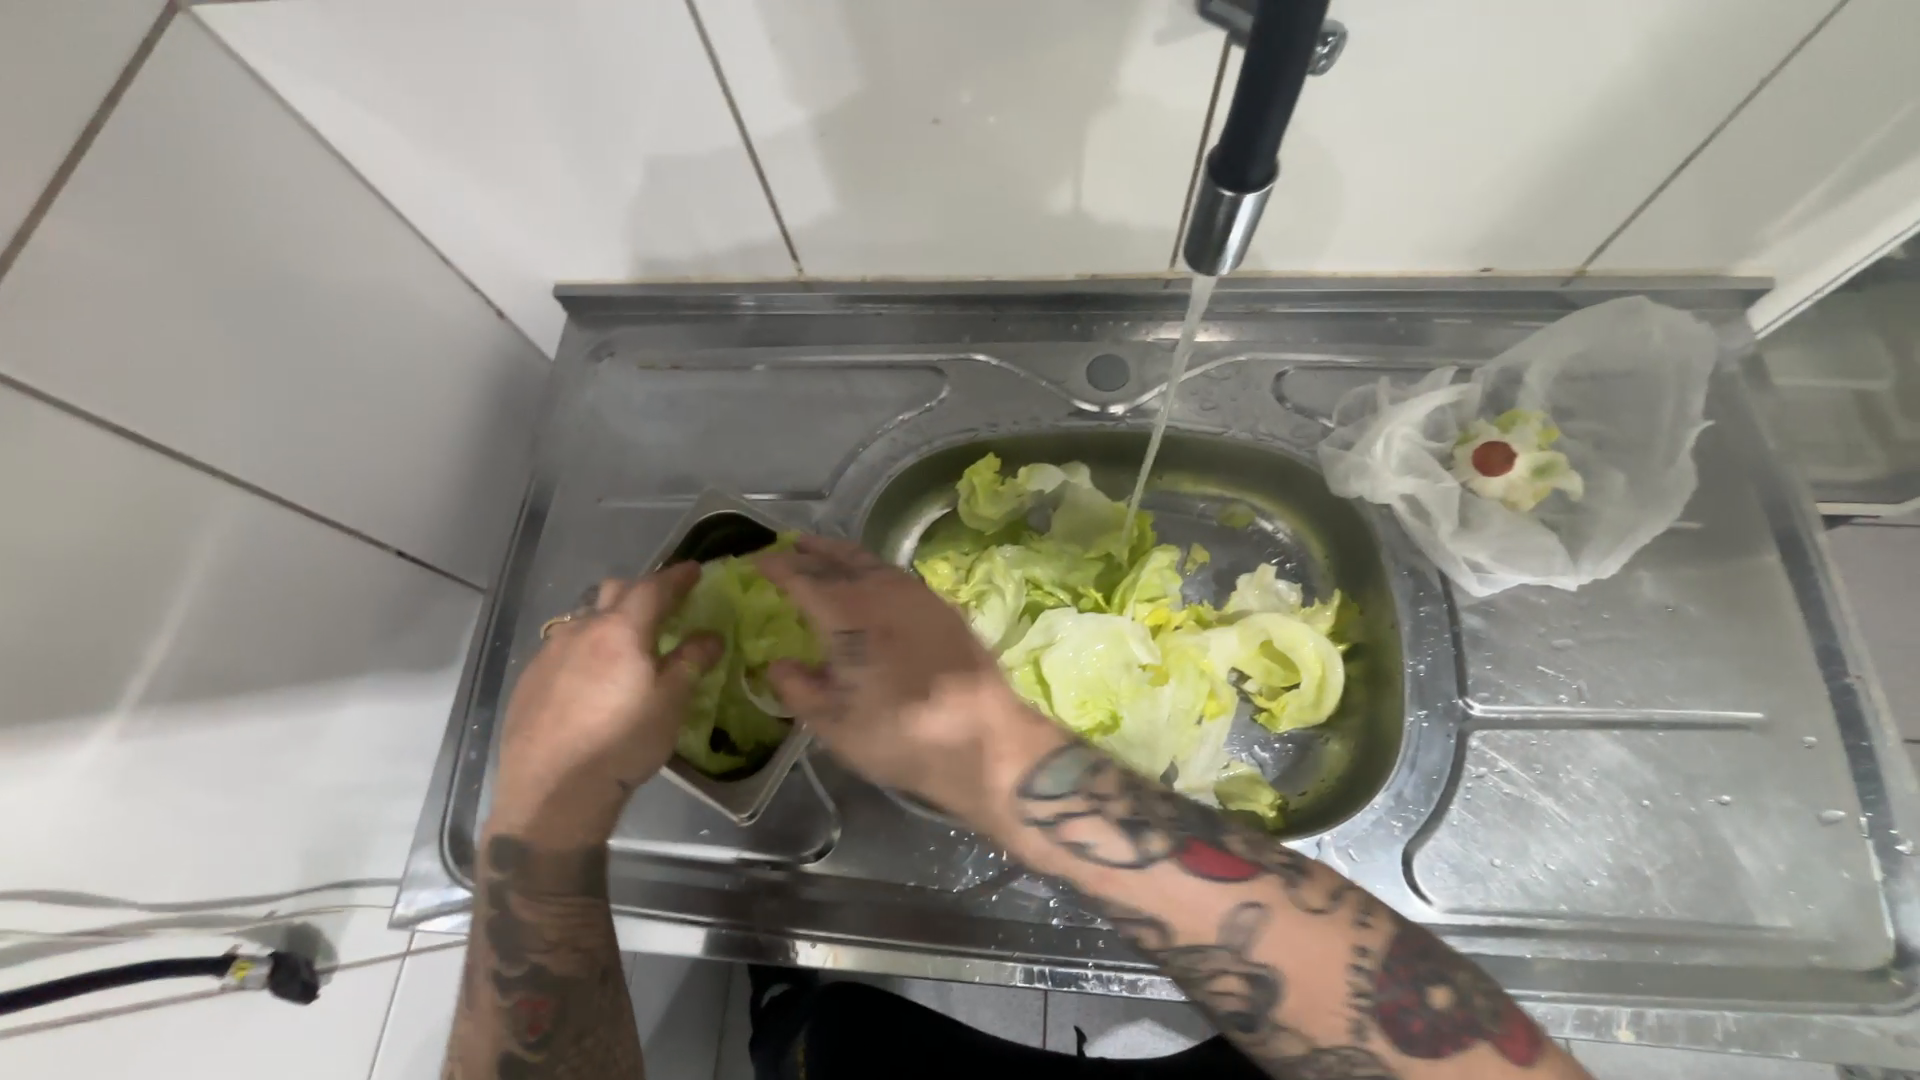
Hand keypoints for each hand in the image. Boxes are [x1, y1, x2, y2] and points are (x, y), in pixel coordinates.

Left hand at [490, 562, 721, 845]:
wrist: (552, 792)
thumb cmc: (622, 743)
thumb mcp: (670, 704)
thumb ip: (690, 662)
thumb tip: (711, 635)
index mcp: (621, 631)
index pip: (654, 588)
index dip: (677, 576)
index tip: (694, 570)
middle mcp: (582, 630)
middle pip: (613, 592)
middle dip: (640, 590)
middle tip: (662, 604)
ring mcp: (549, 653)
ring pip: (584, 619)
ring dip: (609, 620)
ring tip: (625, 643)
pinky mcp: (529, 680)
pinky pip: (563, 647)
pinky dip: (586, 648)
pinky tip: (591, 677)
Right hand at [759, 535, 1065, 828]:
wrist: (986, 740)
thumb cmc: (902, 736)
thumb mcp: (835, 725)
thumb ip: (799, 689)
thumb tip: (777, 664)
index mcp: (849, 613)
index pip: (804, 579)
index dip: (778, 568)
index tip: (757, 562)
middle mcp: (884, 591)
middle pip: (841, 560)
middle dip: (812, 551)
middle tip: (789, 546)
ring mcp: (920, 596)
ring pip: (874, 563)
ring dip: (846, 557)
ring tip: (827, 557)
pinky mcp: (945, 609)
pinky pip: (898, 577)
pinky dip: (875, 572)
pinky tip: (873, 584)